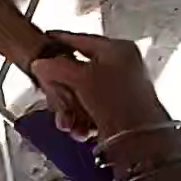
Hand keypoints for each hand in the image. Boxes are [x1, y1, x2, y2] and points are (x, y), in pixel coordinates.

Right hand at [29, 30, 171, 143]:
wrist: (140, 140)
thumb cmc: (120, 104)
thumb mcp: (82, 79)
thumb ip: (57, 67)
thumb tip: (41, 64)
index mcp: (118, 50)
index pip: (80, 40)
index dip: (59, 41)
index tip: (46, 41)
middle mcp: (121, 67)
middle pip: (77, 71)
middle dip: (61, 89)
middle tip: (52, 95)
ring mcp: (120, 90)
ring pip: (80, 93)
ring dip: (69, 109)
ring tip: (67, 121)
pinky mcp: (117, 112)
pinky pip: (89, 110)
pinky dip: (80, 121)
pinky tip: (79, 130)